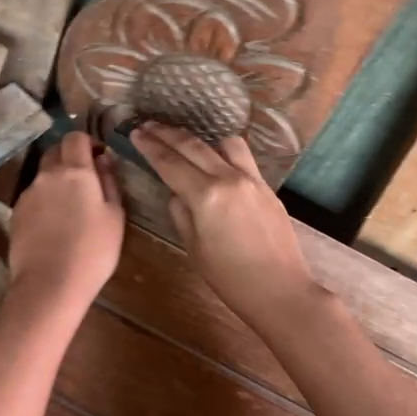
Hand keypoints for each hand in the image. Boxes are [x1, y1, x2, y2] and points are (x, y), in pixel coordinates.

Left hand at [7, 131, 124, 305]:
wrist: (49, 284)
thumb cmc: (92, 251)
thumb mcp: (114, 216)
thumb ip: (110, 182)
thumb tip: (104, 159)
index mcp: (75, 171)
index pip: (75, 137)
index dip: (87, 142)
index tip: (99, 158)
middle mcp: (47, 175)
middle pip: (55, 151)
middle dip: (70, 157)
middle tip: (86, 181)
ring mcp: (27, 194)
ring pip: (43, 175)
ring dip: (56, 180)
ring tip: (70, 208)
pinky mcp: (15, 213)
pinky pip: (33, 196)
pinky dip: (45, 200)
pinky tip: (54, 224)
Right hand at [128, 123, 320, 325]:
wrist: (280, 290)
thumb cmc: (230, 278)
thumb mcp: (194, 248)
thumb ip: (181, 214)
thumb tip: (178, 194)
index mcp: (206, 196)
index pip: (170, 163)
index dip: (150, 147)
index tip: (136, 133)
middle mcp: (229, 178)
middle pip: (194, 146)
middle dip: (168, 134)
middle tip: (149, 125)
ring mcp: (253, 180)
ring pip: (224, 143)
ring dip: (201, 138)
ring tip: (186, 140)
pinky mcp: (267, 188)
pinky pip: (243, 158)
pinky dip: (224, 152)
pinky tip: (215, 160)